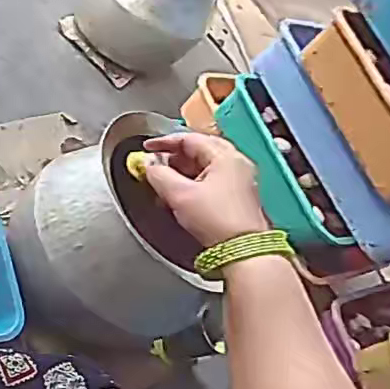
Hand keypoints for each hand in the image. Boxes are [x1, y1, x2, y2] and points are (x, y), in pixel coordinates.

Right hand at [140, 132, 268, 246]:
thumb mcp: (179, 195)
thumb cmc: (217, 221)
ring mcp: (238, 179)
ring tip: (163, 182)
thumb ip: (159, 175)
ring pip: (204, 165)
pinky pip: (210, 180)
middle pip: (198, 150)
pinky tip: (179, 194)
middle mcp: (235, 164)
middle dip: (173, 157)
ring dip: (181, 171)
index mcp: (225, 156)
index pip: (190, 139)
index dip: (164, 142)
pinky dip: (191, 182)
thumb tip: (148, 166)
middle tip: (154, 165)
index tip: (148, 147)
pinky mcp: (236, 196)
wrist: (241, 250)